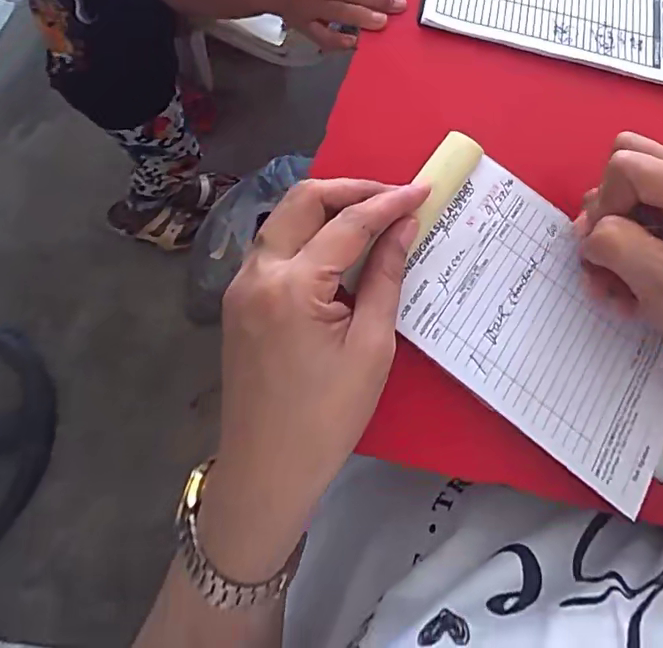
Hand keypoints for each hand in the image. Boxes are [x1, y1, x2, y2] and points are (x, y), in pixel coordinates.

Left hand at [199, 178, 431, 580]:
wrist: (264, 473)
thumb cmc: (326, 418)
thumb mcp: (372, 347)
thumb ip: (386, 276)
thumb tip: (404, 227)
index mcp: (291, 287)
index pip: (348, 224)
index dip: (389, 202)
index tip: (423, 190)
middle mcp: (257, 273)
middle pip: (303, 199)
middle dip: (352, 189)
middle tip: (394, 197)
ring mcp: (241, 284)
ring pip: (285, 216)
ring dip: (329, 206)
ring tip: (373, 215)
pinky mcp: (239, 298)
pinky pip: (277, 243)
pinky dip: (310, 230)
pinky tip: (340, 245)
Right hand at [576, 132, 662, 392]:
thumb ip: (621, 247)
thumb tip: (589, 232)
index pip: (629, 164)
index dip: (608, 202)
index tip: (611, 248)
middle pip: (622, 164)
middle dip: (604, 212)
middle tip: (608, 256)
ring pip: (618, 192)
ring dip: (605, 239)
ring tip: (615, 286)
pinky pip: (624, 218)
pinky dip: (614, 251)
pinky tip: (624, 287)